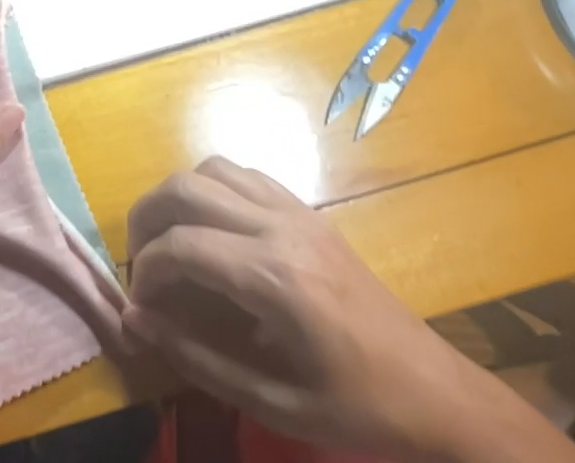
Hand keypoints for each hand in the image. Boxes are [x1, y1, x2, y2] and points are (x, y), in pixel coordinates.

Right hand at [122, 157, 506, 461]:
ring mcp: (298, 213)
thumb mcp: (274, 402)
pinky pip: (244, 175)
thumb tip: (134, 319)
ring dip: (176, 197)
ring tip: (169, 239)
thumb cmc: (359, 405)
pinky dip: (211, 190)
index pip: (180, 246)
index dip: (145, 273)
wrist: (440, 393)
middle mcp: (282, 229)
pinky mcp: (310, 213)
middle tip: (142, 262)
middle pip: (185, 188)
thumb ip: (196, 357)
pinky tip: (211, 229)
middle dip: (146, 219)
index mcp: (276, 278)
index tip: (141, 306)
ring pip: (212, 169)